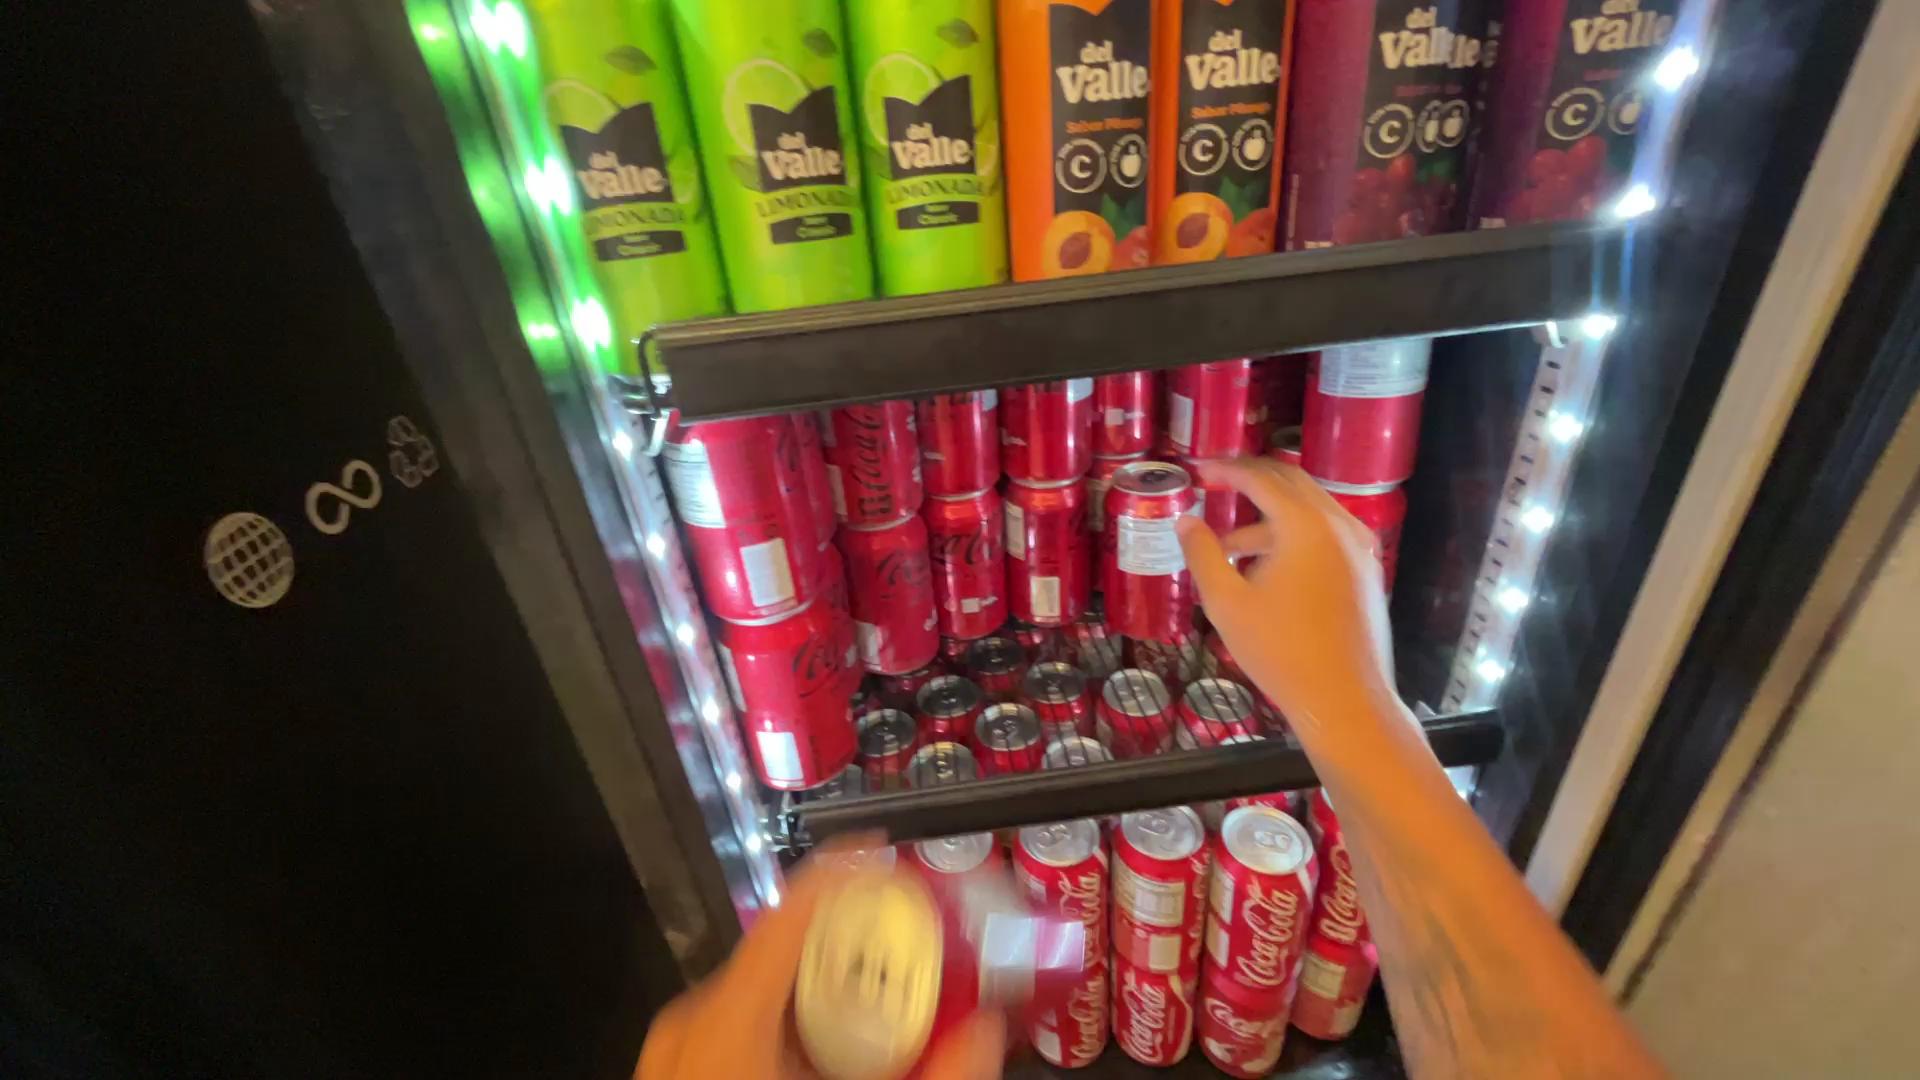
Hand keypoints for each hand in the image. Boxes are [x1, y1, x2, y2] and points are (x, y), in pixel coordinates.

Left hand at [636, 838, 1006, 1079]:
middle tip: (895, 940)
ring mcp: (685, 1035)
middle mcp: (700, 1014)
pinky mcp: (687, 1053)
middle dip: (847, 933)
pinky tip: (820, 1043)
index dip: (841, 865)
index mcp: (732, 1016)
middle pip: (787, 939)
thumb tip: (983, 1032)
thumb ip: (931, 1071)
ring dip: (819, 972)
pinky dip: (790, 1005)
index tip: (881, 849)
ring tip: (865, 995)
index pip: (792, 906)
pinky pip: (745, 1004)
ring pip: (767, 973)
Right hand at [1175, 459, 1396, 746]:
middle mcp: (1339, 525)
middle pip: (1291, 483)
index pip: (1262, 479)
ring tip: (1231, 546)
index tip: (1197, 471)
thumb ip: (1204, 554)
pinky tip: (1266, 568)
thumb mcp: (1226, 602)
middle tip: (1214, 485)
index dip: (1226, 470)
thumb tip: (1186, 522)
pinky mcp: (1366, 569)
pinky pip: (1325, 533)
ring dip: (1269, 514)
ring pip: (1310, 509)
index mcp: (1306, 527)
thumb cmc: (1279, 651)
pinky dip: (1292, 534)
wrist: (1344, 700)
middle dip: (1250, 480)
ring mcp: (1360, 547)